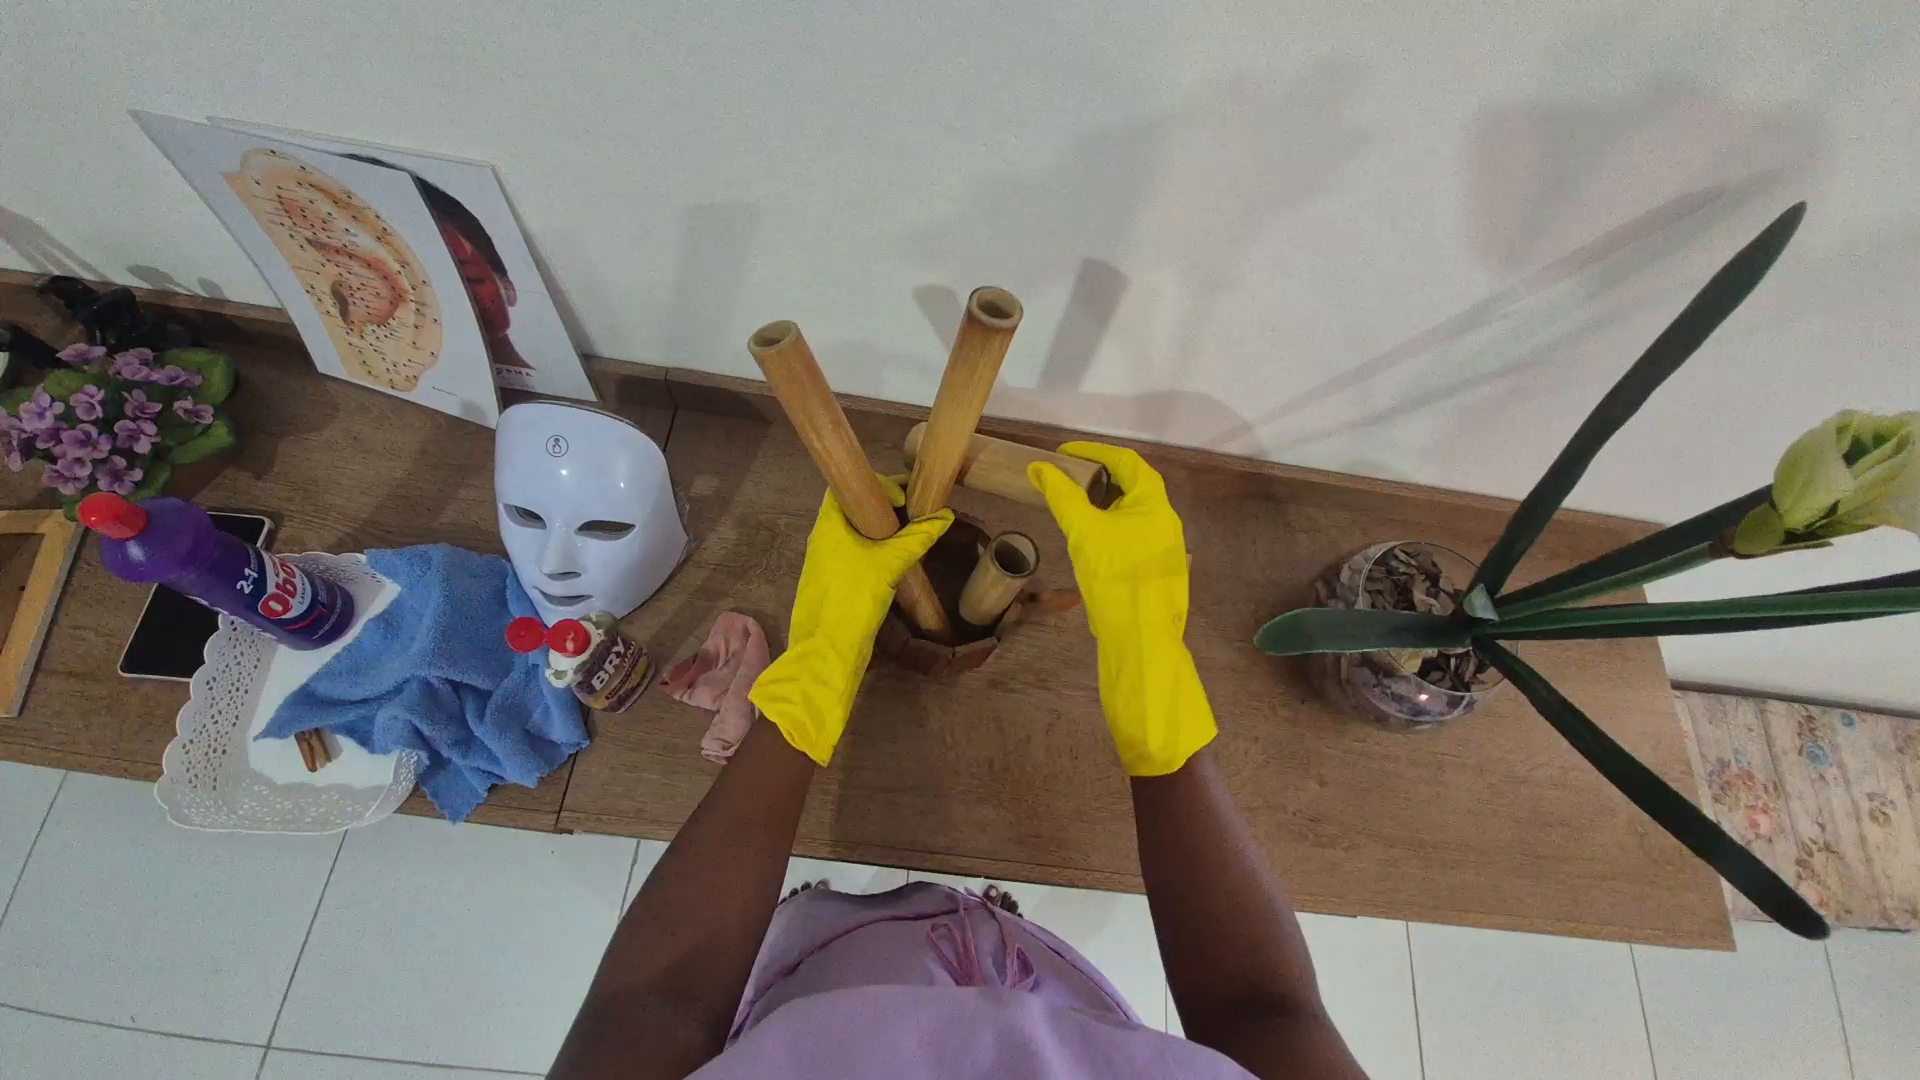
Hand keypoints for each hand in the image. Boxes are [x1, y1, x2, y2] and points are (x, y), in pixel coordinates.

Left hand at [750, 476, 951, 765]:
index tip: (904, 500)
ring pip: (855, 534)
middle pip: (852, 509)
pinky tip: (897, 562)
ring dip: (882, 532)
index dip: (875, 485)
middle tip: (914, 515)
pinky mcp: (833, 581)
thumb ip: (917, 537)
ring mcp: (826, 561)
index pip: (845, 487)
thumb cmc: (853, 598)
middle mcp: (822, 538)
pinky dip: (876, 551)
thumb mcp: (890, 564)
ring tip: (911, 537)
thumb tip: (945, 515)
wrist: (827, 650)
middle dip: (883, 508)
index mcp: (829, 525)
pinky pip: (855, 554)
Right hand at [1028, 442, 1216, 775]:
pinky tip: (1090, 541)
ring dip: (1103, 504)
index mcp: (1154, 504)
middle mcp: (1166, 521)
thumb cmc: (1114, 578)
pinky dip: (1110, 527)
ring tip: (1073, 506)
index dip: (1095, 451)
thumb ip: (1061, 496)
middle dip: (1099, 477)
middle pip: (1132, 486)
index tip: (1065, 452)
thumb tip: (1038, 468)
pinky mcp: (1158, 570)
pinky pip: (1132, 535)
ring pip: (1132, 513)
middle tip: (1067, 477)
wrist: (1140, 638)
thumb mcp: (1083, 532)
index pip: (1126, 462)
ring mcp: (1165, 548)